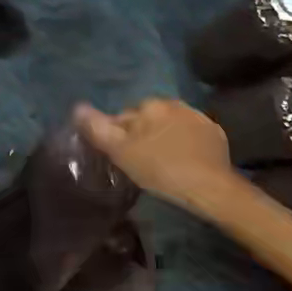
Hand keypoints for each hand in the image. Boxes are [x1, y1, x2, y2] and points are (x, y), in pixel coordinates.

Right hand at [74, 98, 236, 213]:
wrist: (209, 187)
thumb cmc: (160, 170)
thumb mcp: (122, 153)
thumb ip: (99, 129)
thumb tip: (77, 107)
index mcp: (149, 106)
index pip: (125, 117)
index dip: (121, 137)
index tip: (124, 157)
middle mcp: (173, 103)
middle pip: (150, 118)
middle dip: (145, 133)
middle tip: (144, 162)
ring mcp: (196, 116)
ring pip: (172, 124)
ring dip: (166, 136)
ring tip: (166, 163)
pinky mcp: (214, 132)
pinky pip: (194, 133)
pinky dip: (188, 142)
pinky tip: (187, 161)